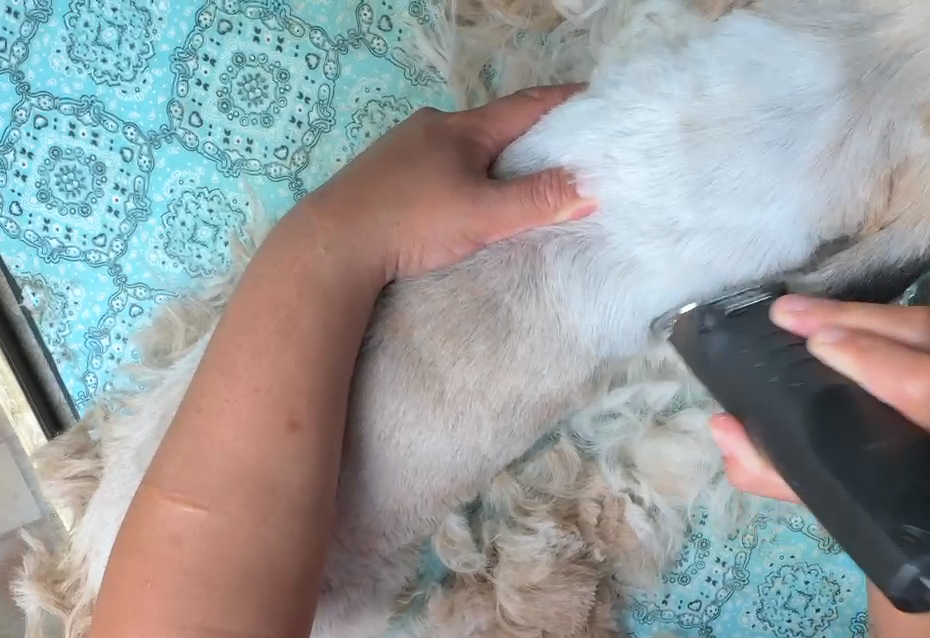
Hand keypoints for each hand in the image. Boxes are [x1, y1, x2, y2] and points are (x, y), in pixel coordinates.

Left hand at [279, 86, 594, 286]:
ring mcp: (403, 149)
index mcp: (463, 129)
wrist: (335, 244)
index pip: (526, 106)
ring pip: (460, 148)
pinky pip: (435, 167)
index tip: (594, 101)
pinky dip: (460, 175)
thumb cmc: (412, 222)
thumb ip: (535, 202)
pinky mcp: (384, 175)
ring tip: (511, 182)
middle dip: (527, 137)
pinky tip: (458, 197)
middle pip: (492, 126)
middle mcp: (432, 127)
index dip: (563, 103)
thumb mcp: (482, 215)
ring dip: (489, 159)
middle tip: (559, 153)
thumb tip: (589, 189)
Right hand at [710, 298, 929, 500]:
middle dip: (852, 320)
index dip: (868, 356)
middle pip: (925, 340)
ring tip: (803, 313)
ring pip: (927, 325)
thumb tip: (722, 425)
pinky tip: (839, 317)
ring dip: (859, 313)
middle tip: (791, 316)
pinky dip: (880, 319)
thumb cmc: (868, 501)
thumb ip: (763, 468)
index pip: (920, 385)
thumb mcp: (815, 495)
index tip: (812, 341)